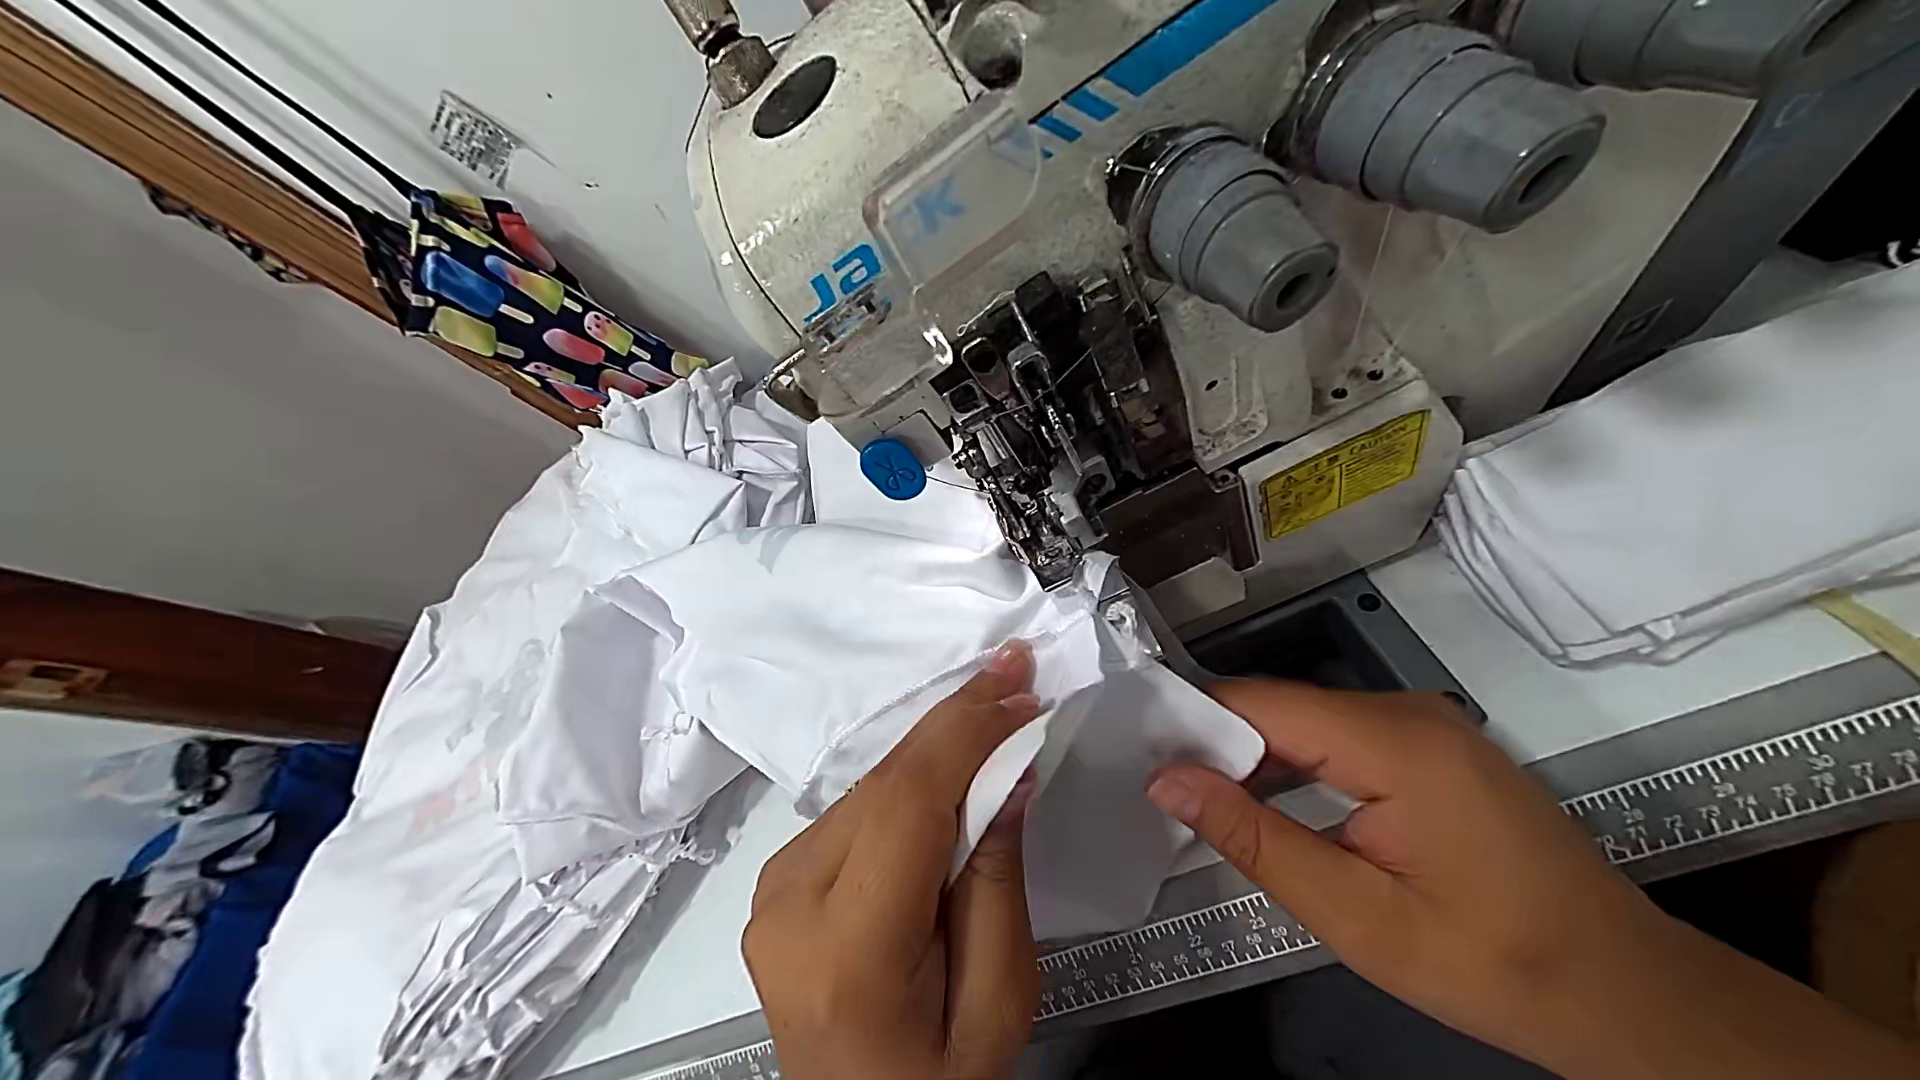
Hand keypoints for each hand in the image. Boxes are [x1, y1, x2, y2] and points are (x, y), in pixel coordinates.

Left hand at [744, 641, 1042, 1079]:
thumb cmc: (938, 1075)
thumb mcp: (998, 999)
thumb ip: (998, 880)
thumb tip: (1007, 774)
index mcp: (846, 948)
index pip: (907, 802)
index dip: (966, 732)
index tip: (1016, 686)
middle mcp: (789, 904)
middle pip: (885, 784)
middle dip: (957, 724)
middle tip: (1010, 673)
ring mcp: (772, 887)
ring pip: (871, 786)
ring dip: (936, 748)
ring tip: (992, 712)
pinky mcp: (778, 877)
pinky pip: (858, 806)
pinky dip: (910, 778)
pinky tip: (949, 764)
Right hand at [1145, 681, 1919, 1077]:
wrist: (1628, 996)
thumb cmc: (1492, 961)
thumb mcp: (1354, 913)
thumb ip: (1252, 836)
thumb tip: (1167, 779)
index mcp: (1394, 741)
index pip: (1260, 702)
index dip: (1195, 724)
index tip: (1147, 760)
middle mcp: (1407, 711)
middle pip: (1280, 705)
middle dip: (1220, 744)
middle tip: (1171, 790)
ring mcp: (1424, 723)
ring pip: (1304, 719)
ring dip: (1254, 756)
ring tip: (1209, 800)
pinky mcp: (1429, 744)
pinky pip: (1336, 734)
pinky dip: (1294, 762)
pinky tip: (1273, 801)